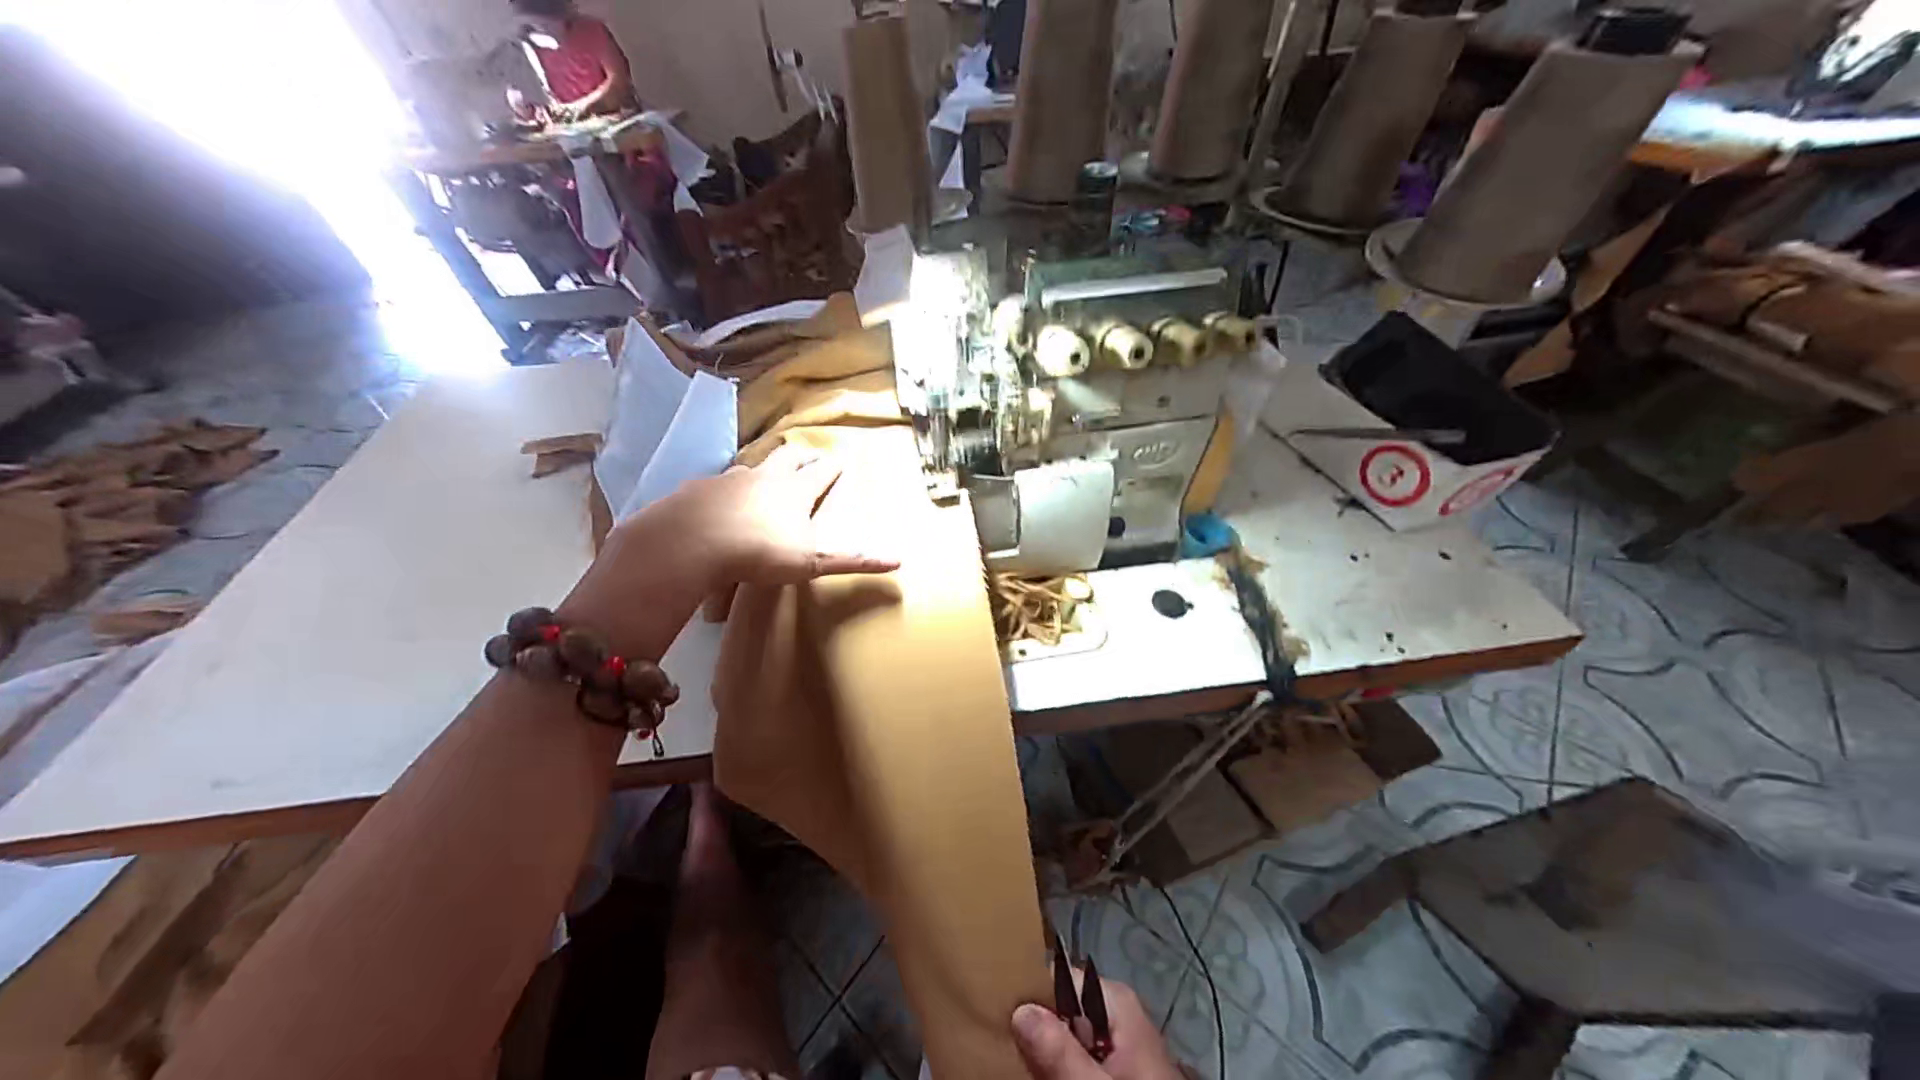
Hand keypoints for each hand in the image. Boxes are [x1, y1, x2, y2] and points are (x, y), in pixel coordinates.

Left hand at [647, 441, 897, 588]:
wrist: (694, 542)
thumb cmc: (761, 552)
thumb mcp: (812, 563)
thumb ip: (852, 562)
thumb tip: (898, 561)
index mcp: (796, 491)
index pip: (822, 472)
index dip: (833, 466)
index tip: (840, 458)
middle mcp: (765, 477)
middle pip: (787, 457)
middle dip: (800, 456)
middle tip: (806, 455)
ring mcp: (729, 479)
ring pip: (751, 465)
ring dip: (761, 468)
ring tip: (763, 473)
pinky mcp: (699, 488)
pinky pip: (716, 483)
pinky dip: (724, 487)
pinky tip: (719, 498)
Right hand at [1012, 972, 1184, 1079]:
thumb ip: (1060, 1053)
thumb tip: (1019, 1010)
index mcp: (1114, 1001)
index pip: (1057, 977)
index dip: (1028, 994)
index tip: (999, 1014)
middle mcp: (1113, 1014)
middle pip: (1059, 1008)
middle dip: (1034, 1029)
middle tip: (1004, 1046)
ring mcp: (1114, 1044)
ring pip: (1065, 1037)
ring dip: (1044, 1054)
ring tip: (1017, 1065)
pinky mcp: (1113, 1069)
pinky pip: (1076, 1059)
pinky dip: (1060, 1070)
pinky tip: (1043, 1077)